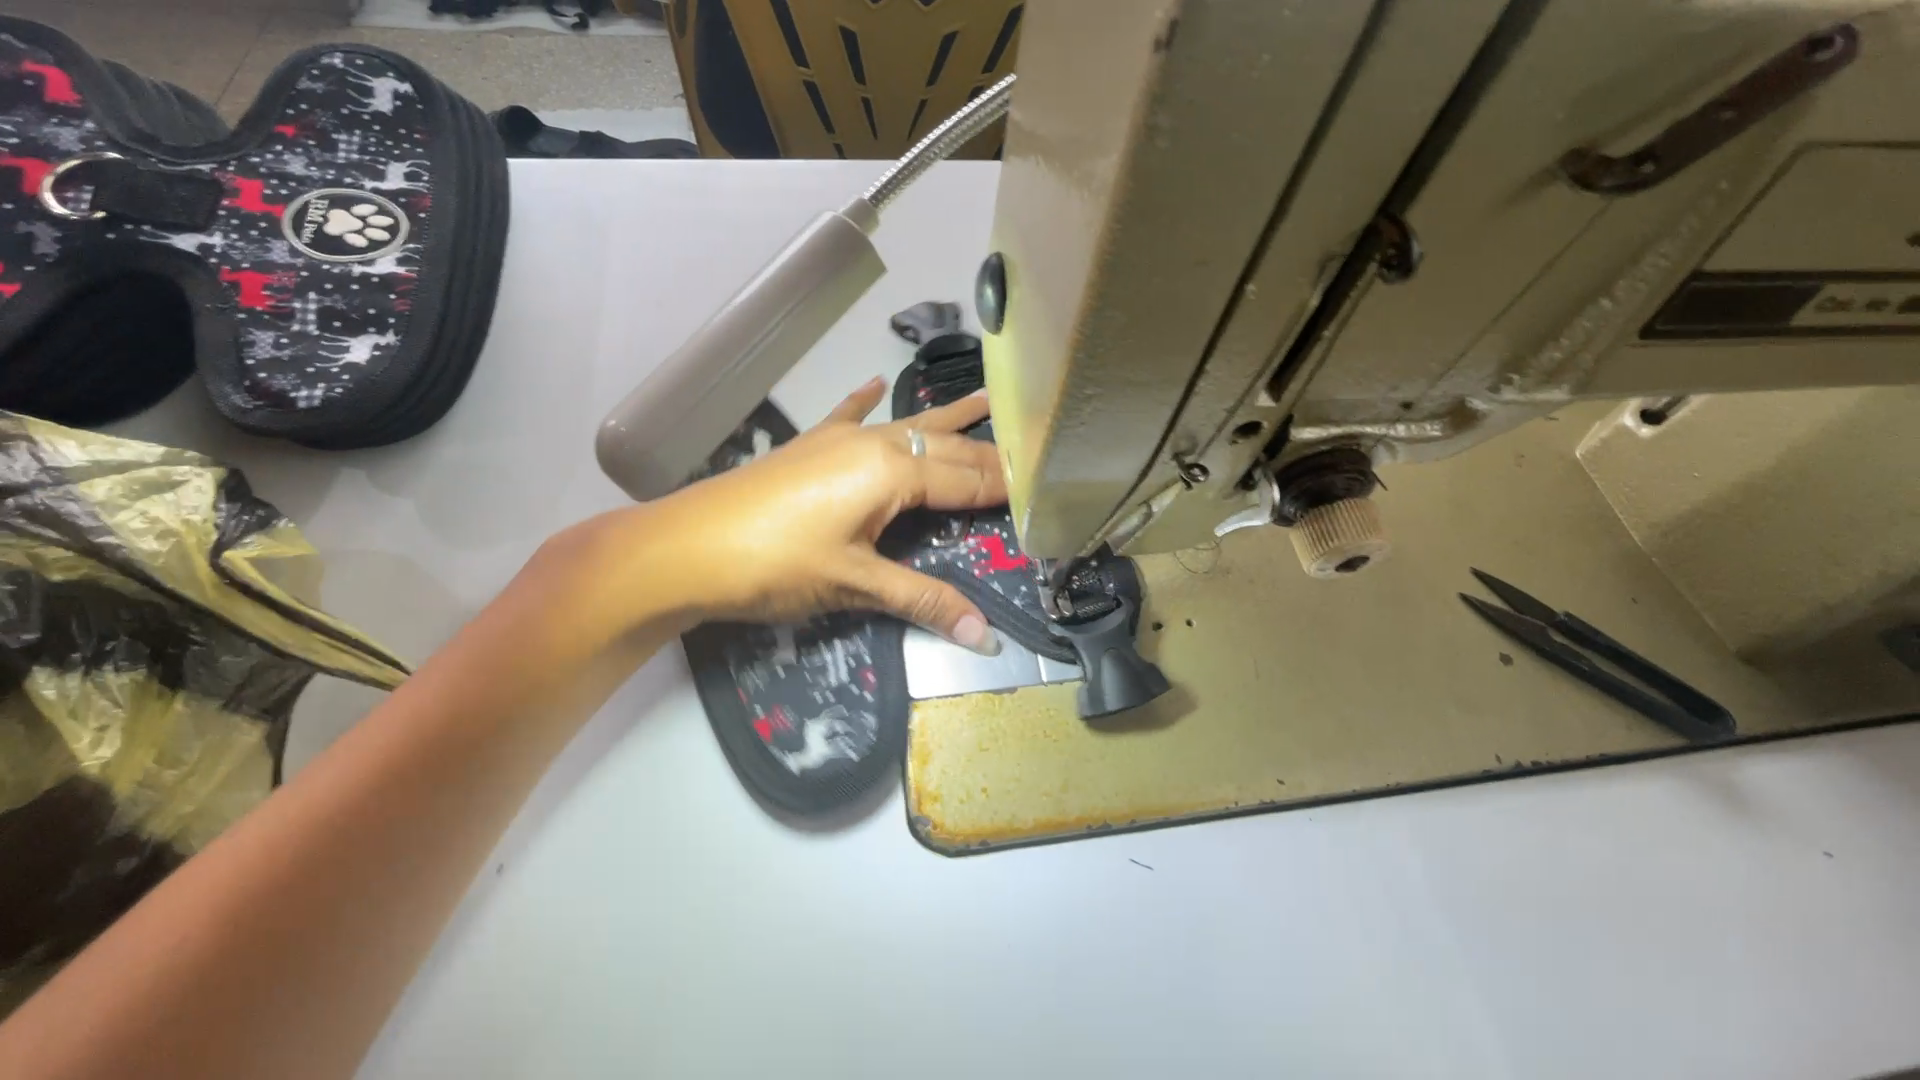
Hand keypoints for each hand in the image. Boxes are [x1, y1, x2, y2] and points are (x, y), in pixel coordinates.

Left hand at [570, 377, 1008, 653]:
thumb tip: (986, 637)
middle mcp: (873, 443)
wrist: (685, 548)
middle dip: (990, 455)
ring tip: (987, 397)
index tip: (1049, 493)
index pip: (968, 478)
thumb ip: (922, 601)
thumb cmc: (774, 565)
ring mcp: (837, 440)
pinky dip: (868, 403)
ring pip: (907, 427)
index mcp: (892, 471)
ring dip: (947, 420)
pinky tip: (875, 383)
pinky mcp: (808, 448)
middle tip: (1035, 455)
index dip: (1008, 488)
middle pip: (946, 448)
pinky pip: (849, 418)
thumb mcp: (853, 584)